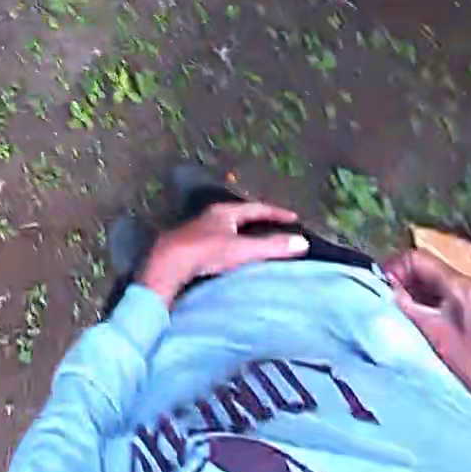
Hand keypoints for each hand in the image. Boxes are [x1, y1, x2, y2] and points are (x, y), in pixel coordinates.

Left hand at [136, 202, 307, 305]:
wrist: (168, 262)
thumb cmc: (205, 252)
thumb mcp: (242, 249)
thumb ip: (271, 247)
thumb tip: (302, 242)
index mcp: (225, 212)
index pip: (257, 208)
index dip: (276, 213)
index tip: (294, 218)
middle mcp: (212, 216)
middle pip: (242, 215)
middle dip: (261, 220)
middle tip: (278, 227)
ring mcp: (200, 229)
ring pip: (229, 227)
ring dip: (245, 232)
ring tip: (259, 241)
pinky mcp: (191, 243)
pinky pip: (219, 239)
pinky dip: (233, 243)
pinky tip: (233, 255)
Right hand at [383, 248, 470, 402]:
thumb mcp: (431, 333)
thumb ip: (405, 306)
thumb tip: (383, 289)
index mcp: (460, 286)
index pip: (416, 259)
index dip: (393, 270)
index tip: (380, 291)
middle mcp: (470, 289)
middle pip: (425, 272)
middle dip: (402, 286)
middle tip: (386, 306)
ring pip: (432, 290)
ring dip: (412, 301)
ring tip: (400, 321)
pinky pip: (442, 305)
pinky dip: (426, 313)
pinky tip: (419, 332)